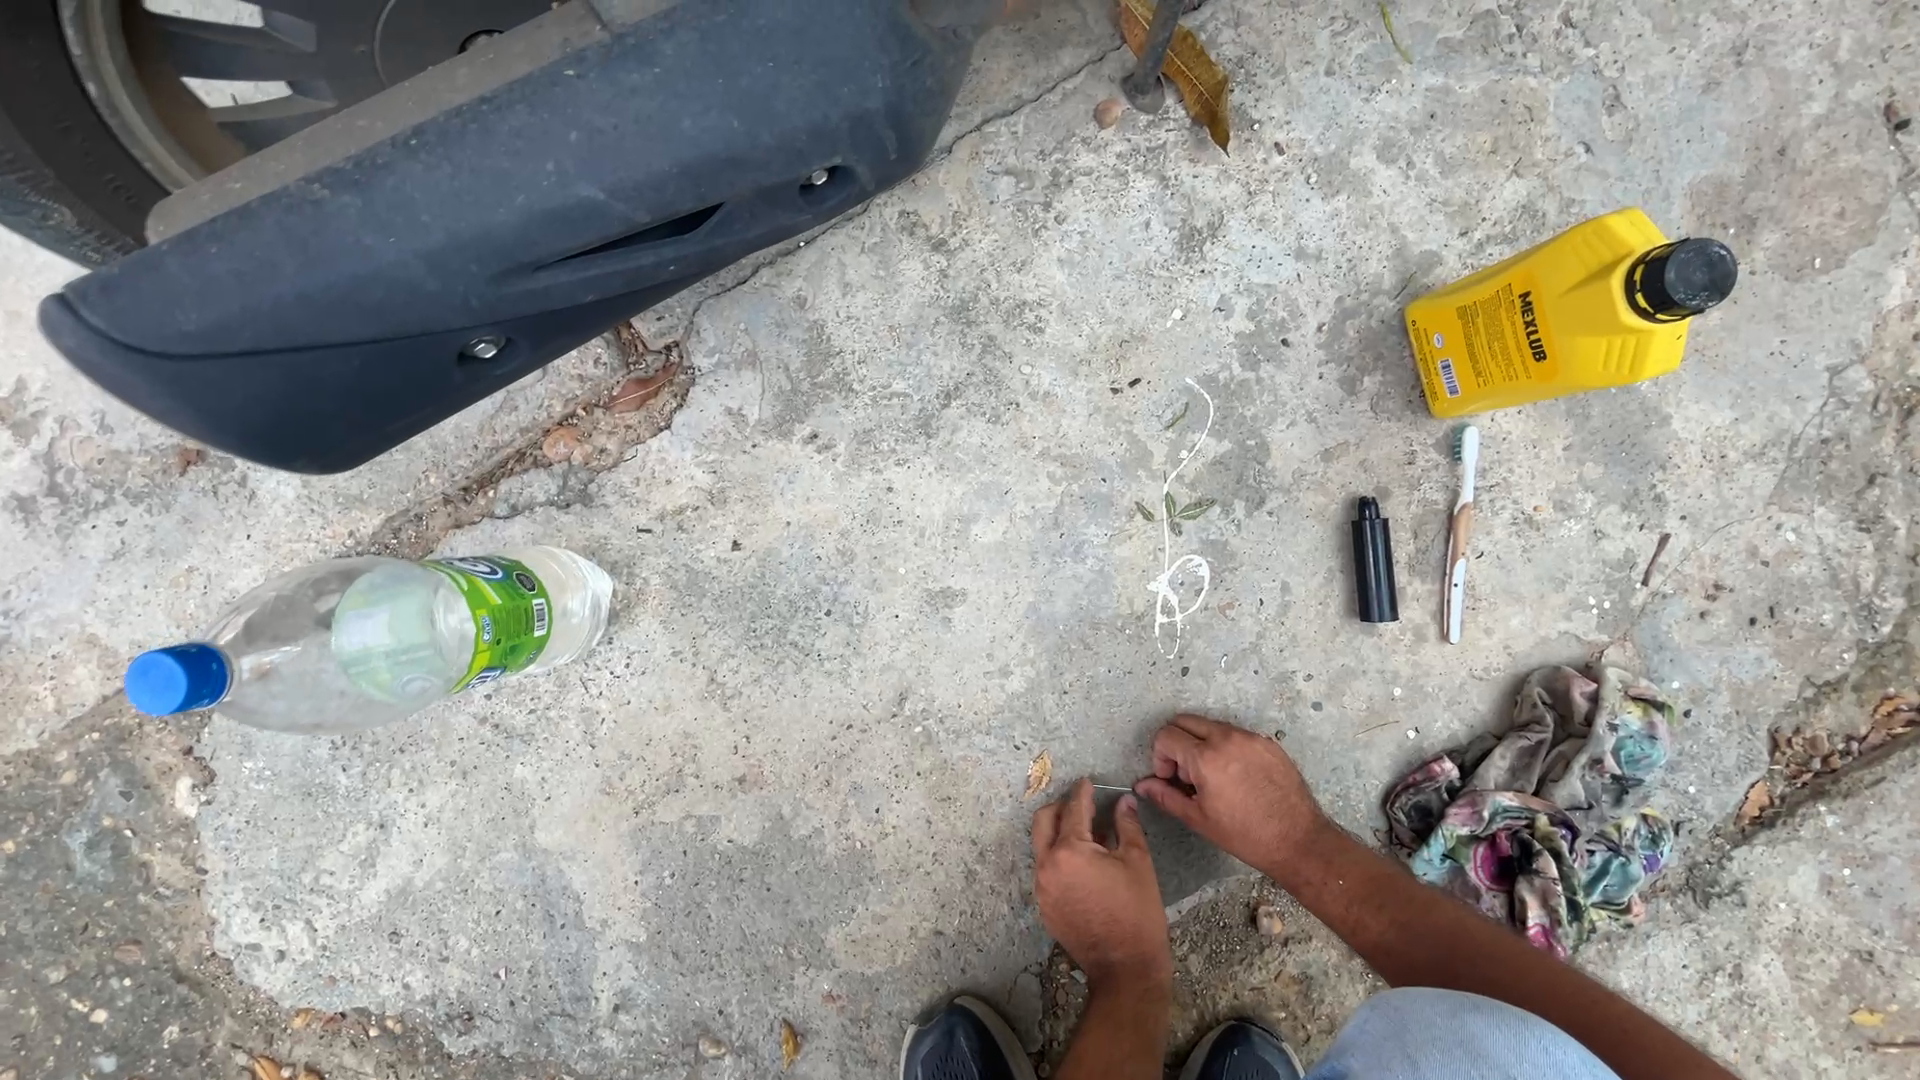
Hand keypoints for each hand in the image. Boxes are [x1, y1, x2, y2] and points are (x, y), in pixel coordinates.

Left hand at [1031, 779, 1172, 990]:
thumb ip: (1126, 826)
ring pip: (1041, 846)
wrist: (1125, 969)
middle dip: (1060, 807)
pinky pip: (1045, 870)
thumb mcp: (1137, 862)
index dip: (1082, 792)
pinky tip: (1082, 863)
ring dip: (1058, 833)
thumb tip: (1123, 801)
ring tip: (1086, 834)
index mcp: (1070, 851)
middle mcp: (1047, 865)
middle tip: (1081, 804)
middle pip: (1043, 821)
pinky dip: (1058, 858)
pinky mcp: (1043, 905)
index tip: (1087, 782)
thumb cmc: (1137, 913)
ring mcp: (1041, 887)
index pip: (1073, 809)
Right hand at [1133, 714, 1335, 875]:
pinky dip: (1225, 747)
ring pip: (1210, 725)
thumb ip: (1165, 796)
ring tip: (1212, 777)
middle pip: (1184, 721)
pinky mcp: (1268, 742)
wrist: (1298, 840)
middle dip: (1176, 743)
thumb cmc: (1245, 834)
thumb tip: (1142, 785)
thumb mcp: (1198, 818)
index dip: (1160, 756)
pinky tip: (1235, 776)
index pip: (1166, 735)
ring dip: (1200, 743)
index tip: (1170, 777)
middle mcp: (1226, 738)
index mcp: (1205, 757)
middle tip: (1185, 774)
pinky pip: (1235, 734)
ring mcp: (1250, 737)